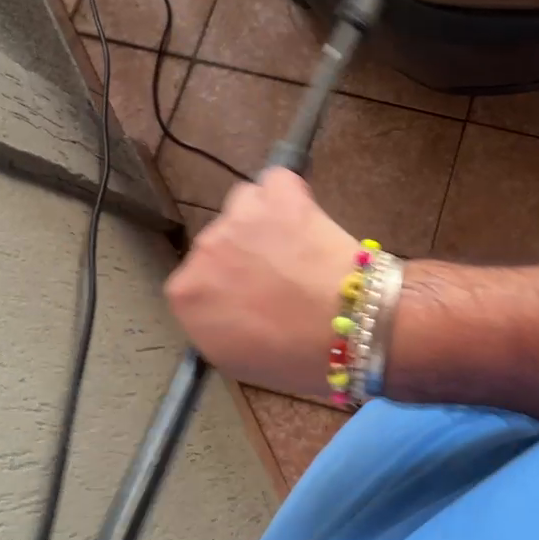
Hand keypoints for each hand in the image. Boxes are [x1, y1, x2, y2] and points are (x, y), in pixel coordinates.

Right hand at [165, 168, 360, 397]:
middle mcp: (203, 251)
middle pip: (220, 240)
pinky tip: (310, 216)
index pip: (196, 278)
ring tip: (299, 244)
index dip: (229, 283)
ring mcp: (238, 218)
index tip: (254, 292)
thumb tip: (230, 306)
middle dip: (246, 252)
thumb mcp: (239, 358)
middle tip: (284, 273)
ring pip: (245, 205)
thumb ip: (218, 325)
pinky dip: (292, 194)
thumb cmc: (300, 356)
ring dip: (265, 219)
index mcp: (186, 297)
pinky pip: (277, 180)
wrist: (352, 325)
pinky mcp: (277, 194)